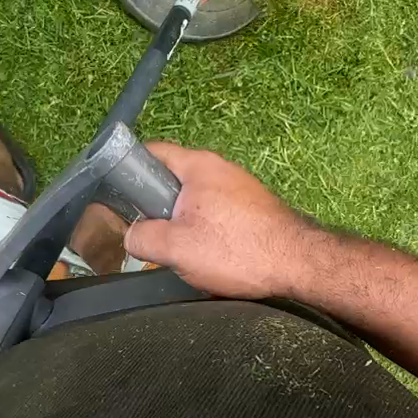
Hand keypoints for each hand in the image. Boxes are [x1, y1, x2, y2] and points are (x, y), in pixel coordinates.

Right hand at [124, 142, 318, 299]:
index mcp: (199, 165)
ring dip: (186, 228)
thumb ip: (142, 237)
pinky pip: (218, 217)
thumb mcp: (176, 247)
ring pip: (196, 204)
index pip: (151, 152)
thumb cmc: (240, 250)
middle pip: (173, 182)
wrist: (300, 264)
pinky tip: (213, 259)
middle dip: (159, 210)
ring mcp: (240, 189)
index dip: (127, 172)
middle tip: (154, 237)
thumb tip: (133, 236)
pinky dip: (210, 235)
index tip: (117, 197)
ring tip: (187, 254)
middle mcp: (221, 169)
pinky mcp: (254, 210)